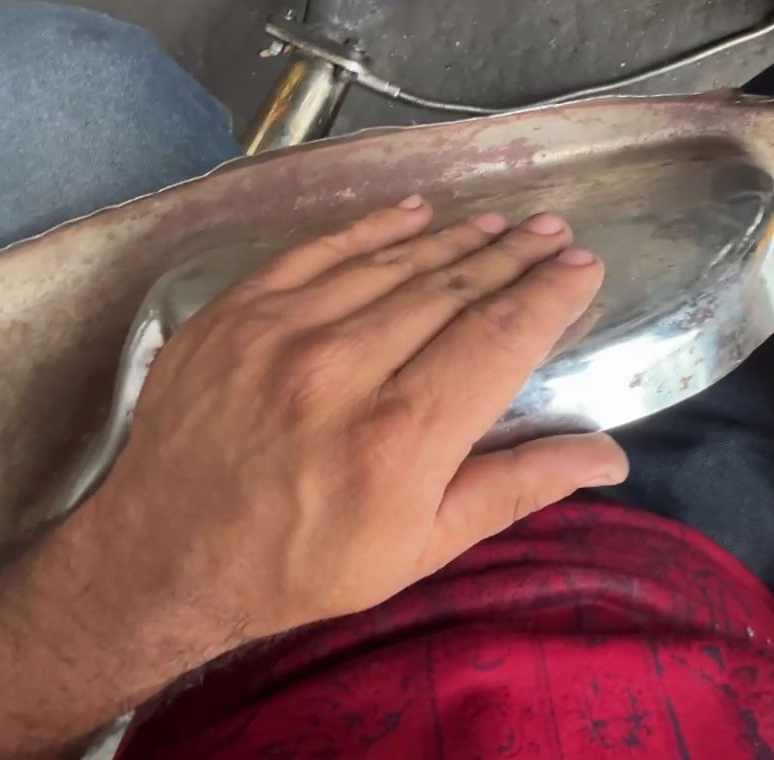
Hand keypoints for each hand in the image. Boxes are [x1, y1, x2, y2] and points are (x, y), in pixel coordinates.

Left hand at [71, 199, 626, 644]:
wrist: (165, 555)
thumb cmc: (303, 562)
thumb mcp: (419, 548)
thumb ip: (515, 488)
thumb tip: (609, 456)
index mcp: (399, 439)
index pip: (498, 338)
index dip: (549, 295)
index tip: (583, 267)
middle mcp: (343, 372)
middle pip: (453, 290)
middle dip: (514, 256)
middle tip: (553, 232)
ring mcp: (282, 331)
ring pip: (395, 263)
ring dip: (458, 237)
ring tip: (501, 223)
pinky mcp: (238, 310)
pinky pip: (322, 249)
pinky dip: (376, 226)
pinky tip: (418, 211)